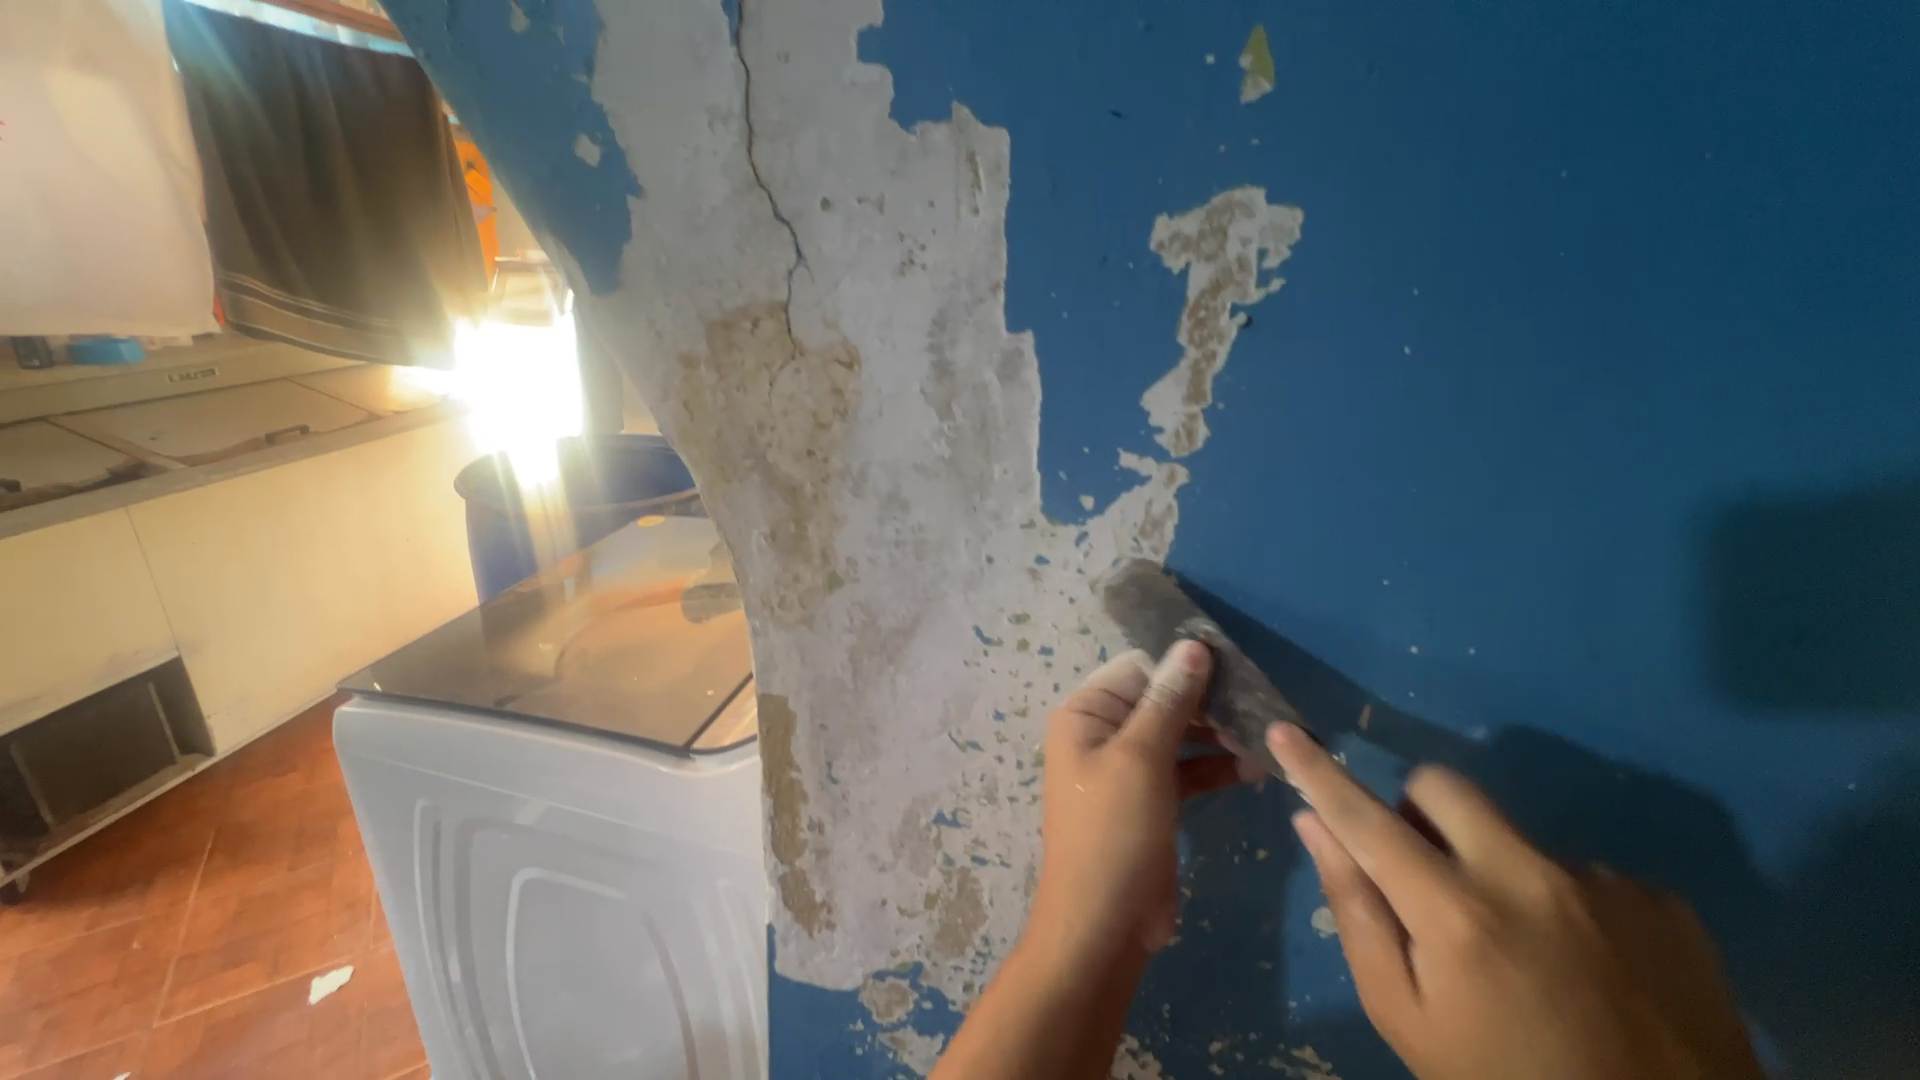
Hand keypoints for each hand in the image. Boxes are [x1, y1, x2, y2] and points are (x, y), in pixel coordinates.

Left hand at [1027, 642, 1245, 964]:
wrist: (1104, 924)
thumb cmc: (1114, 831)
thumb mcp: (1141, 758)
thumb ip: (1169, 700)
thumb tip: (1192, 645)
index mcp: (1086, 714)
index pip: (1138, 668)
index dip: (1183, 664)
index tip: (1234, 666)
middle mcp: (1103, 733)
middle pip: (1162, 700)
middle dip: (1208, 703)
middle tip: (1257, 709)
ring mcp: (1128, 768)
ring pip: (1179, 735)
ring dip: (1219, 736)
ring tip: (1262, 742)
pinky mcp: (1152, 800)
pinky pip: (1187, 771)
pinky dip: (1216, 768)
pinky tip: (1255, 772)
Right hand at [1267, 722, 1766, 1079]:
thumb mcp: (1406, 1018)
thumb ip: (1356, 914)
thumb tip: (1315, 826)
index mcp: (1456, 914)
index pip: (1365, 819)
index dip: (1317, 772)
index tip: (1283, 732)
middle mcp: (1531, 878)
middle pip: (1444, 786)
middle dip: (1416, 812)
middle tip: (1422, 875)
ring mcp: (1606, 887)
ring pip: (1515, 836)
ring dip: (1494, 869)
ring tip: (1523, 951)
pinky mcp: (1665, 906)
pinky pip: (1584, 875)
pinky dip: (1563, 905)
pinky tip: (1583, 968)